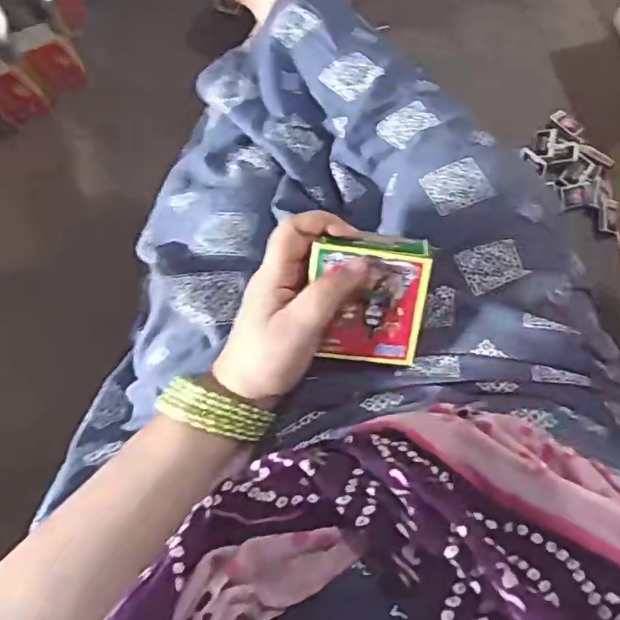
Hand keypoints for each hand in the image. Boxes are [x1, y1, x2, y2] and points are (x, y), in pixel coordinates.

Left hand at [211, 211, 373, 405]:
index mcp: (274, 272)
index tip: (355, 241)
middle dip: (346, 253)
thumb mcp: (302, 322)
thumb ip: (332, 290)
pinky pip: (322, 295)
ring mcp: (287, 297)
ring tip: (375, 288)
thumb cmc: (269, 357)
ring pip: (320, 272)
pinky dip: (343, 297)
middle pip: (312, 248)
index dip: (324, 223)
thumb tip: (364, 262)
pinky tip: (361, 309)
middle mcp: (280, 278)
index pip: (294, 227)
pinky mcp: (295, 315)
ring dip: (348, 276)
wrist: (244, 396)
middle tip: (376, 267)